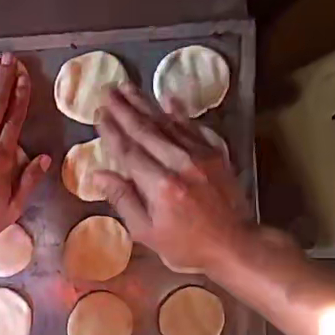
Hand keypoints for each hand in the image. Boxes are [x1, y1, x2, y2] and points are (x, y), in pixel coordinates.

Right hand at [89, 83, 251, 271]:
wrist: (235, 245)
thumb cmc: (186, 246)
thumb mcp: (147, 232)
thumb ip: (123, 200)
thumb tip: (98, 174)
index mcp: (159, 185)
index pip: (128, 151)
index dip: (111, 131)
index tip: (98, 113)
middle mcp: (180, 163)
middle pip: (147, 130)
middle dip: (125, 109)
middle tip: (108, 90)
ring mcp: (201, 155)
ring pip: (169, 123)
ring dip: (147, 104)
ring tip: (128, 88)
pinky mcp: (216, 154)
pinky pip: (195, 127)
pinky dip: (181, 112)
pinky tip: (169, 98)